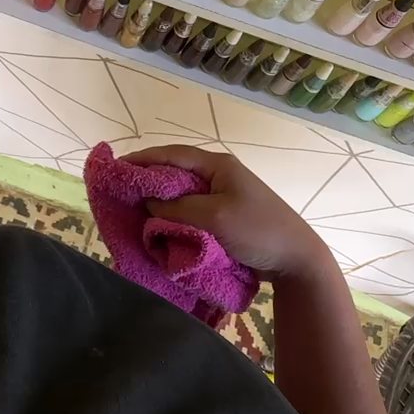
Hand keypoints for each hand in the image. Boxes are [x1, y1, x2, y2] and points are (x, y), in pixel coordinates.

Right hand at [122, 145, 335, 282]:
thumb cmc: (258, 231)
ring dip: (159, 201)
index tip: (115, 168)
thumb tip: (147, 203)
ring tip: (133, 210)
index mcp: (217, 164)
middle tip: (119, 192)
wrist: (298, 260)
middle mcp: (217, 174)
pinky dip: (172, 215)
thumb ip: (178, 208)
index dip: (142, 159)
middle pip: (174, 171)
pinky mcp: (223, 216)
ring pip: (181, 193)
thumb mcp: (215, 218)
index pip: (171, 154)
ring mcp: (221, 195)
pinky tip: (158, 225)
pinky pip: (190, 210)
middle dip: (147, 180)